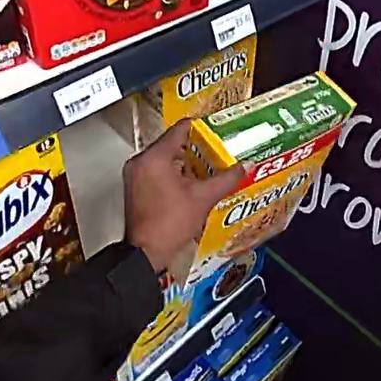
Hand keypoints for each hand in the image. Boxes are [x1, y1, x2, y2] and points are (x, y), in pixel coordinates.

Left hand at [122, 119, 243, 271]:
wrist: (146, 252)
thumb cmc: (170, 224)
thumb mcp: (203, 198)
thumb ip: (226, 178)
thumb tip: (245, 166)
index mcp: (155, 157)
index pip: (180, 129)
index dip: (201, 127)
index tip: (216, 129)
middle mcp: (141, 161)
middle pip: (172, 143)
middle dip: (196, 147)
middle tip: (217, 149)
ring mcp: (135, 174)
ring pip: (163, 157)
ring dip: (185, 161)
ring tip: (208, 165)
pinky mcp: (134, 187)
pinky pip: (156, 169)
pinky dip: (173, 171)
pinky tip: (191, 181)